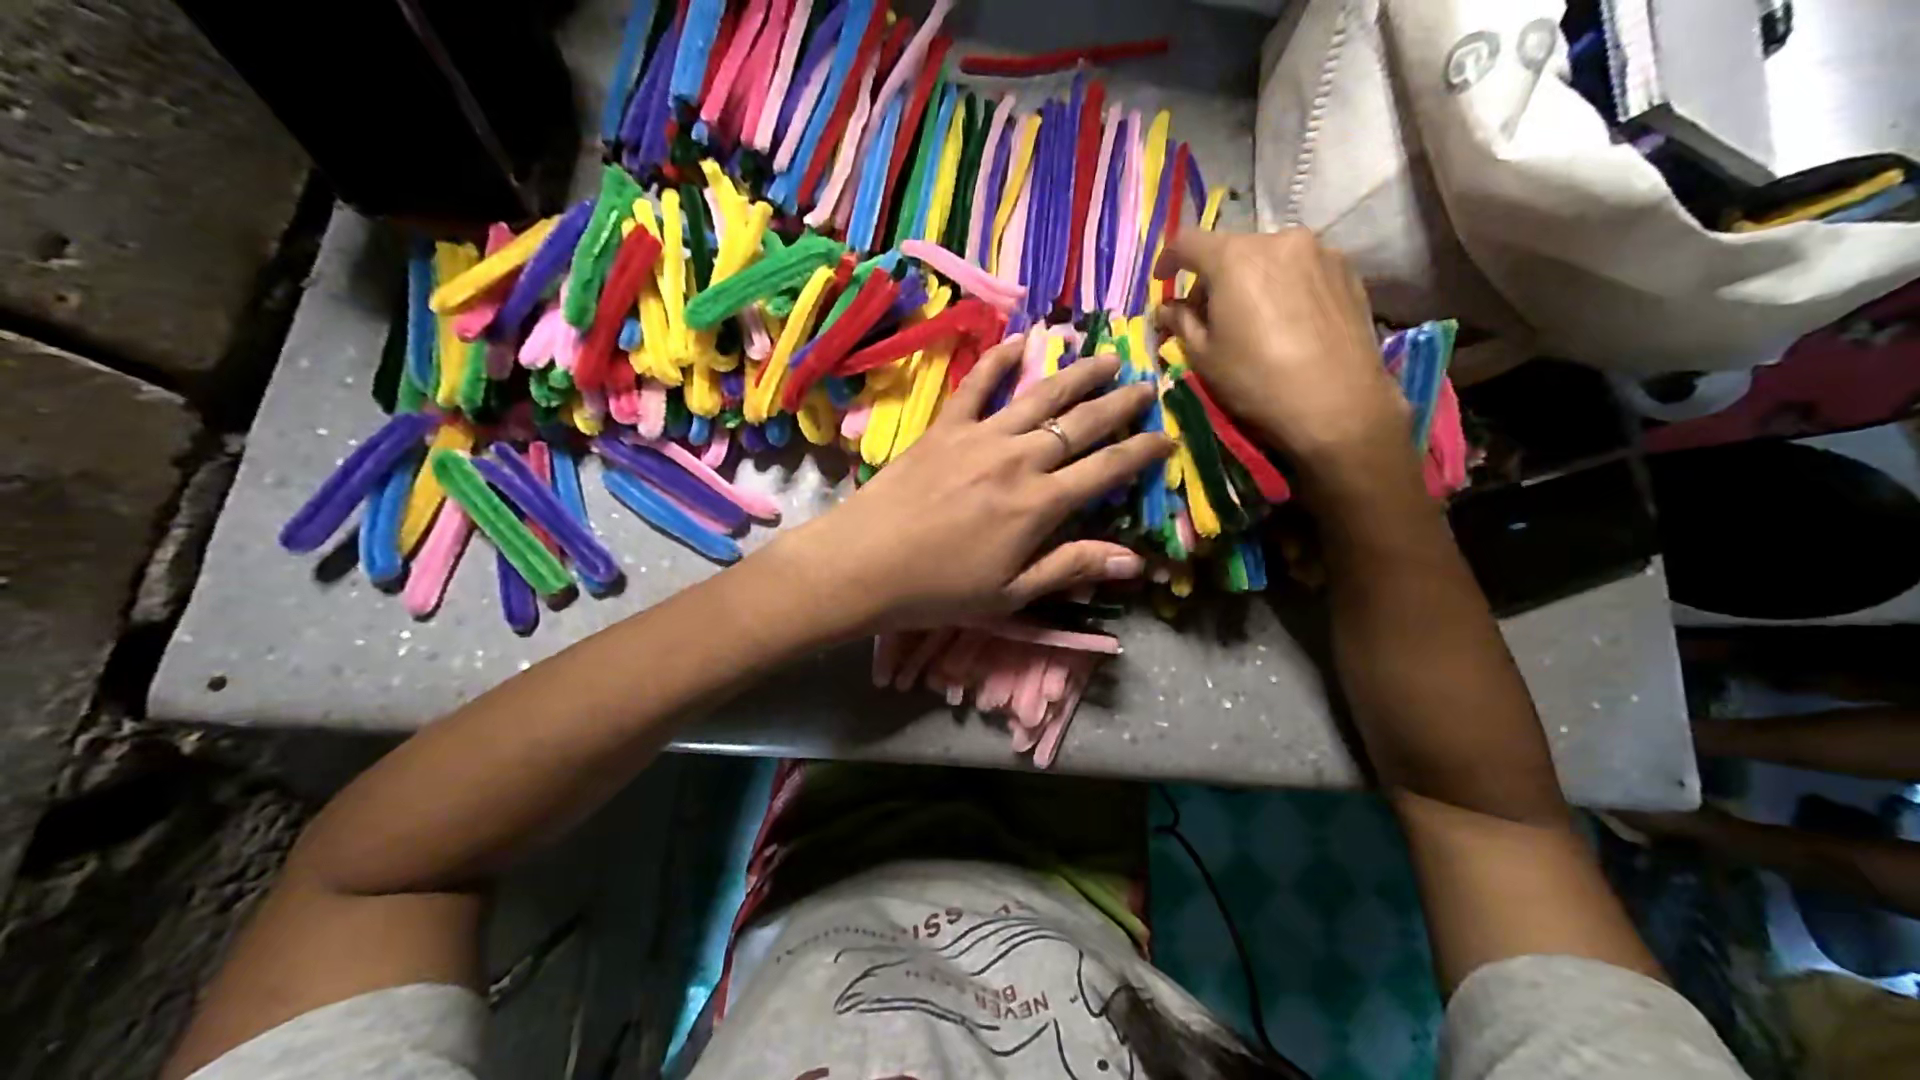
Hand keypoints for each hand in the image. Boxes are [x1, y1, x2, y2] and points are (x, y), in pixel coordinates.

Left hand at [762, 337, 1172, 635]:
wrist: (864, 564)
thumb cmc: (939, 590)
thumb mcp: (1011, 593)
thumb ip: (1071, 567)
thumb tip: (1135, 561)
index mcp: (1040, 505)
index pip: (1106, 468)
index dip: (1141, 451)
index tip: (1166, 437)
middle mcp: (1019, 460)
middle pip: (1081, 423)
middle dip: (1120, 403)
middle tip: (1147, 385)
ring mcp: (979, 437)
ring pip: (1040, 395)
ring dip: (1077, 374)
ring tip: (1106, 356)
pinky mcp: (944, 427)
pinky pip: (976, 384)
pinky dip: (998, 360)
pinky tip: (1019, 340)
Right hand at [1153, 227, 1412, 485]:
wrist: (1338, 405)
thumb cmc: (1257, 380)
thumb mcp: (1203, 356)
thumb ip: (1181, 322)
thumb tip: (1167, 308)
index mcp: (1234, 258)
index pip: (1187, 241)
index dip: (1168, 260)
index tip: (1162, 282)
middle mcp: (1278, 240)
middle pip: (1232, 249)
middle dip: (1213, 277)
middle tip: (1208, 314)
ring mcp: (1319, 252)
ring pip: (1269, 258)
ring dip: (1251, 280)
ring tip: (1252, 319)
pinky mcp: (1348, 270)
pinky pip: (1301, 269)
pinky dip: (1284, 286)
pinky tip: (1287, 322)